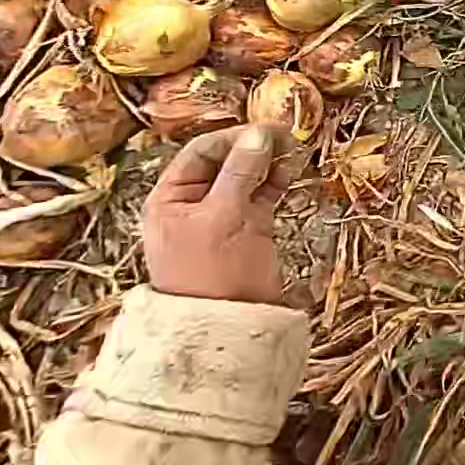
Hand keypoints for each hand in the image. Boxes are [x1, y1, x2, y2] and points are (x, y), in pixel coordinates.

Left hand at [143, 123, 293, 304]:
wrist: (229, 334)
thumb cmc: (213, 274)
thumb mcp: (223, 217)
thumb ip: (241, 171)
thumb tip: (259, 132)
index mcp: (172, 198)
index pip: (202, 151)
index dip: (234, 137)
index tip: (265, 130)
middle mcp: (195, 202)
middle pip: (226, 159)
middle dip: (254, 146)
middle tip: (286, 137)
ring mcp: (222, 214)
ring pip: (246, 173)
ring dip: (268, 160)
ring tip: (292, 151)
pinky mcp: (246, 226)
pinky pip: (260, 192)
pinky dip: (275, 179)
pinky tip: (290, 170)